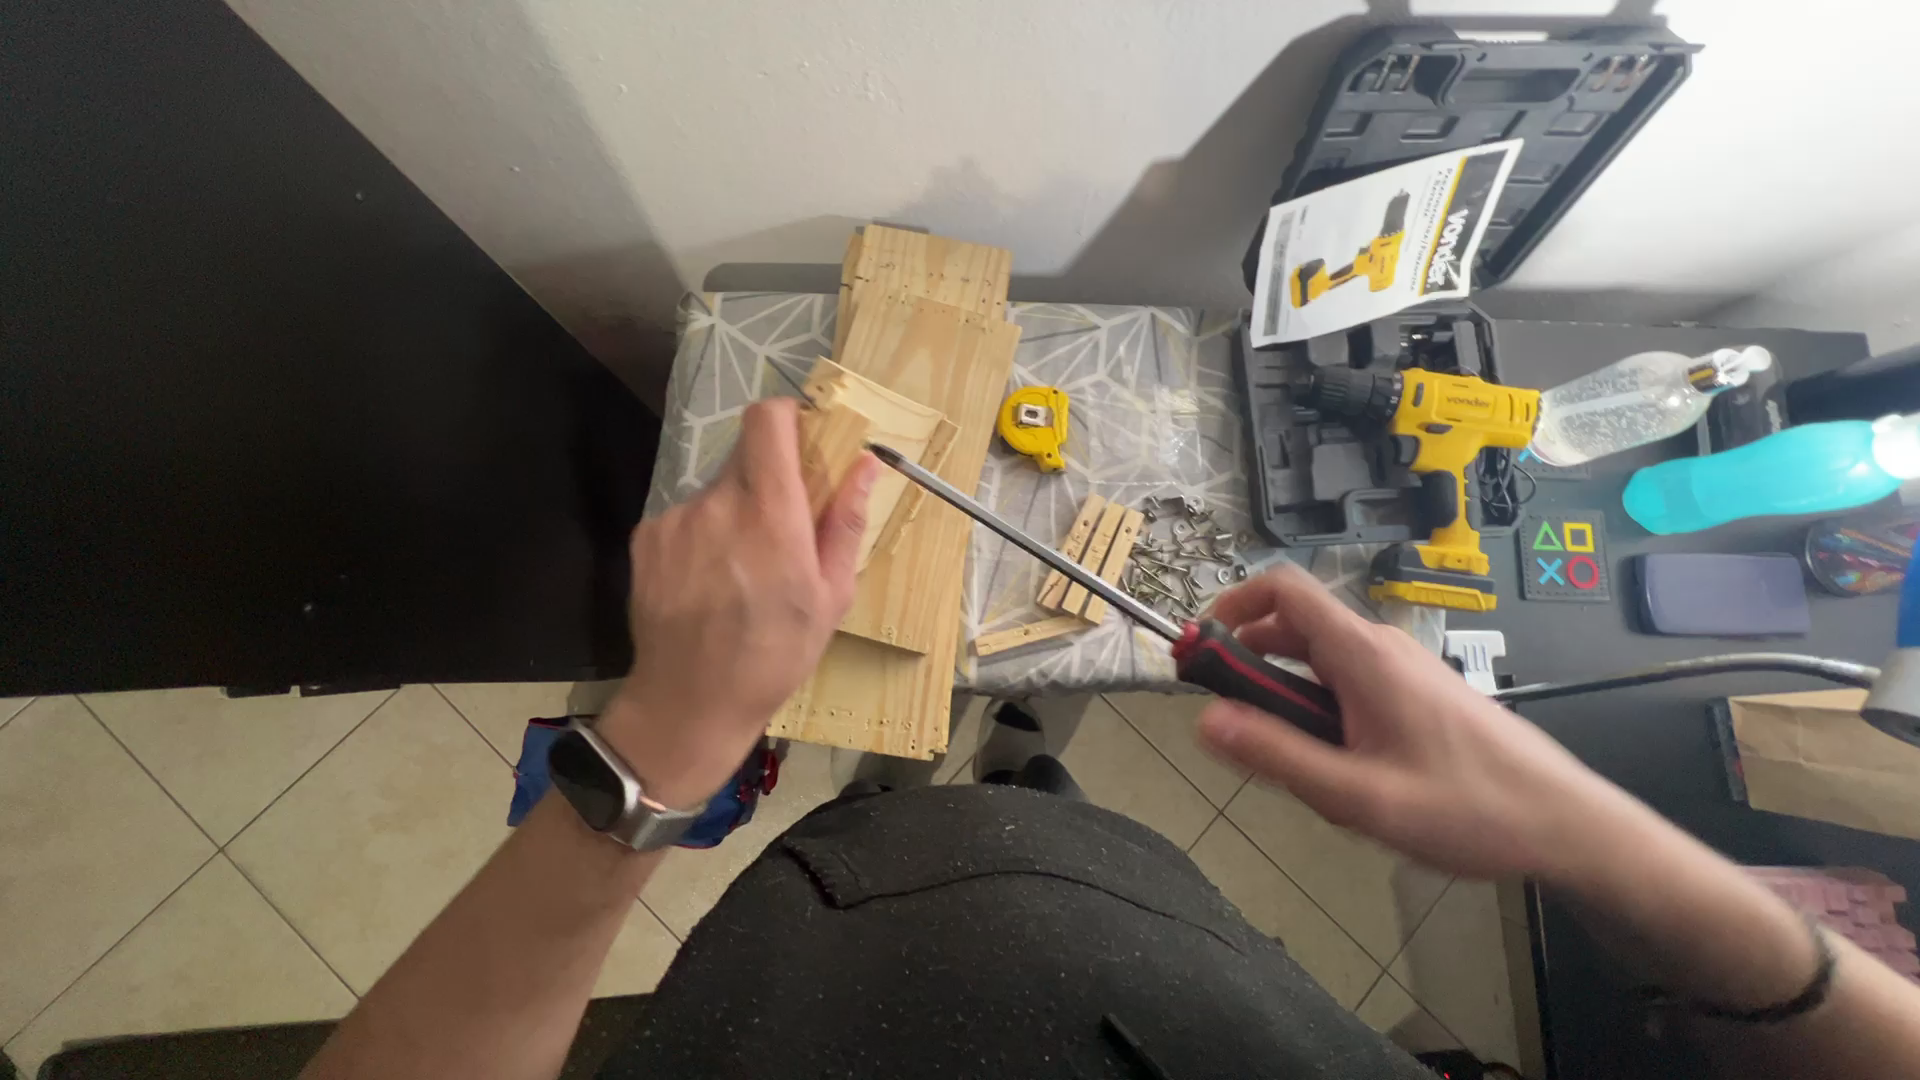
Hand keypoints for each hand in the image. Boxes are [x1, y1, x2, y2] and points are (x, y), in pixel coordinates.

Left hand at [596, 400, 876, 808]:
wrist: (690, 703)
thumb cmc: (777, 654)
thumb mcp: (831, 596)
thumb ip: (845, 522)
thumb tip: (864, 464)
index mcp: (770, 516)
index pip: (767, 421)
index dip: (788, 417)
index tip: (805, 440)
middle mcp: (716, 505)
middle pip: (745, 455)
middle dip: (771, 476)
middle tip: (784, 524)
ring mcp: (675, 520)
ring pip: (717, 489)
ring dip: (738, 510)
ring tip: (744, 567)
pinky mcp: (646, 538)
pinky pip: (687, 515)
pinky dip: (705, 533)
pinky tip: (710, 579)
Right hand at [1194, 564, 1639, 881]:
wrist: (1572, 828)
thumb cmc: (1469, 809)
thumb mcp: (1359, 796)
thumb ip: (1276, 755)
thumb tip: (1204, 720)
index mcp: (1361, 654)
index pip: (1284, 588)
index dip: (1232, 602)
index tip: (1203, 646)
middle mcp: (1379, 646)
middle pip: (1293, 626)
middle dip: (1248, 661)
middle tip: (1231, 717)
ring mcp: (1400, 667)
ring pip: (1318, 658)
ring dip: (1284, 691)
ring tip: (1289, 754)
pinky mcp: (1415, 690)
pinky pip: (1345, 680)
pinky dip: (1316, 704)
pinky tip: (1336, 761)